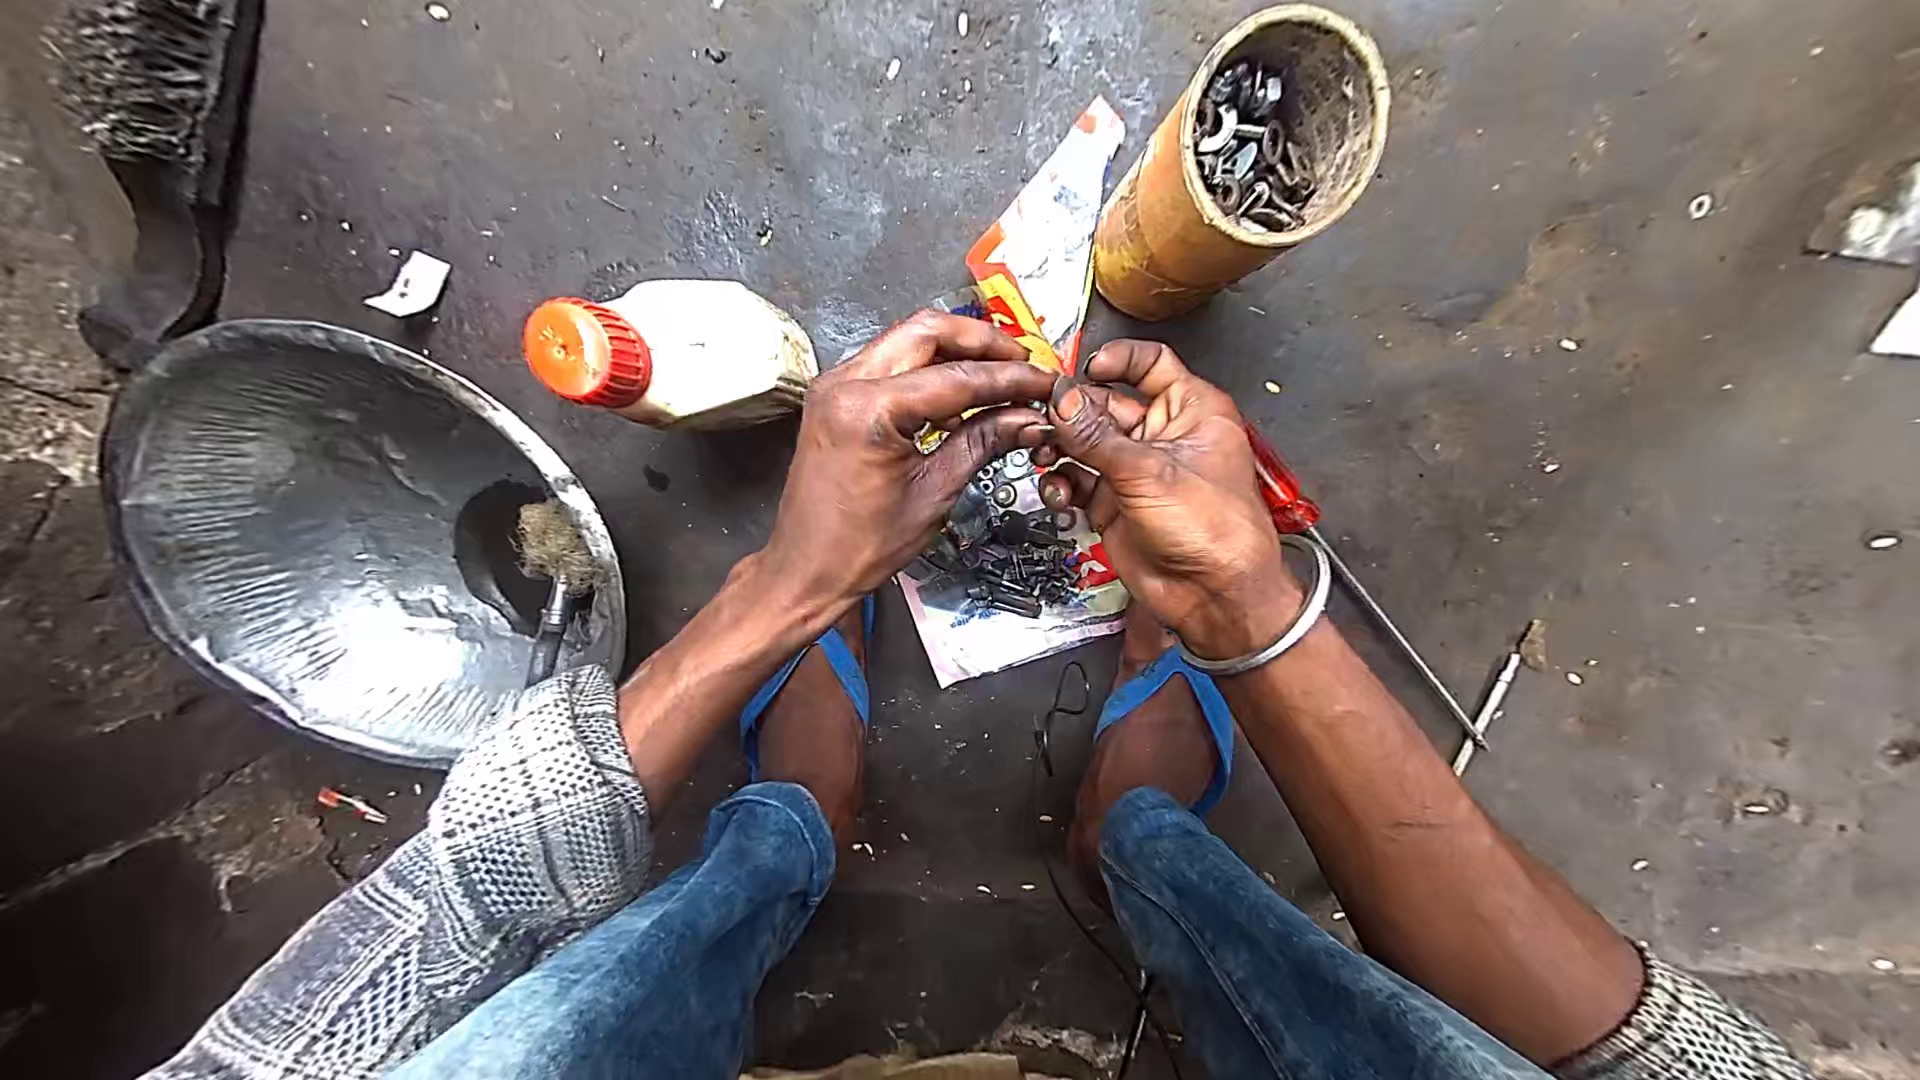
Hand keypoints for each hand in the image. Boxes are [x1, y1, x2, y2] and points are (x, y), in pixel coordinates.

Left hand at [761, 310, 1058, 613]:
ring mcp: (835, 387)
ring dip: (957, 353)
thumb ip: (982, 442)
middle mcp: (843, 385)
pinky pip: (892, 366)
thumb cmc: (859, 545)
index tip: (1042, 381)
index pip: (956, 377)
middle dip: (983, 342)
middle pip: (928, 331)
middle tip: (1022, 363)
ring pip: (909, 341)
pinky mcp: (837, 398)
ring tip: (998, 380)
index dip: (1009, 377)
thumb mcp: (934, 492)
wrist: (808, 567)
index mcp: (867, 411)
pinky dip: (929, 372)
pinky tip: (958, 401)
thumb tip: (1025, 417)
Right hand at [1038, 340, 1301, 658]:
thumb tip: (1064, 401)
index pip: (1151, 364)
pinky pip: (1076, 480)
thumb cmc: (1217, 532)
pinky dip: (1062, 483)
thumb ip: (1097, 436)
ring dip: (1060, 447)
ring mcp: (1133, 469)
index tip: (1086, 368)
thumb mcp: (1149, 472)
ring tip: (1045, 452)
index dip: (1118, 360)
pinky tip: (1060, 490)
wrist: (1210, 595)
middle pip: (1105, 405)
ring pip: (1083, 443)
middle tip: (1046, 418)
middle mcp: (1160, 436)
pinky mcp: (1112, 501)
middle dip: (1073, 412)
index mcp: (1190, 411)